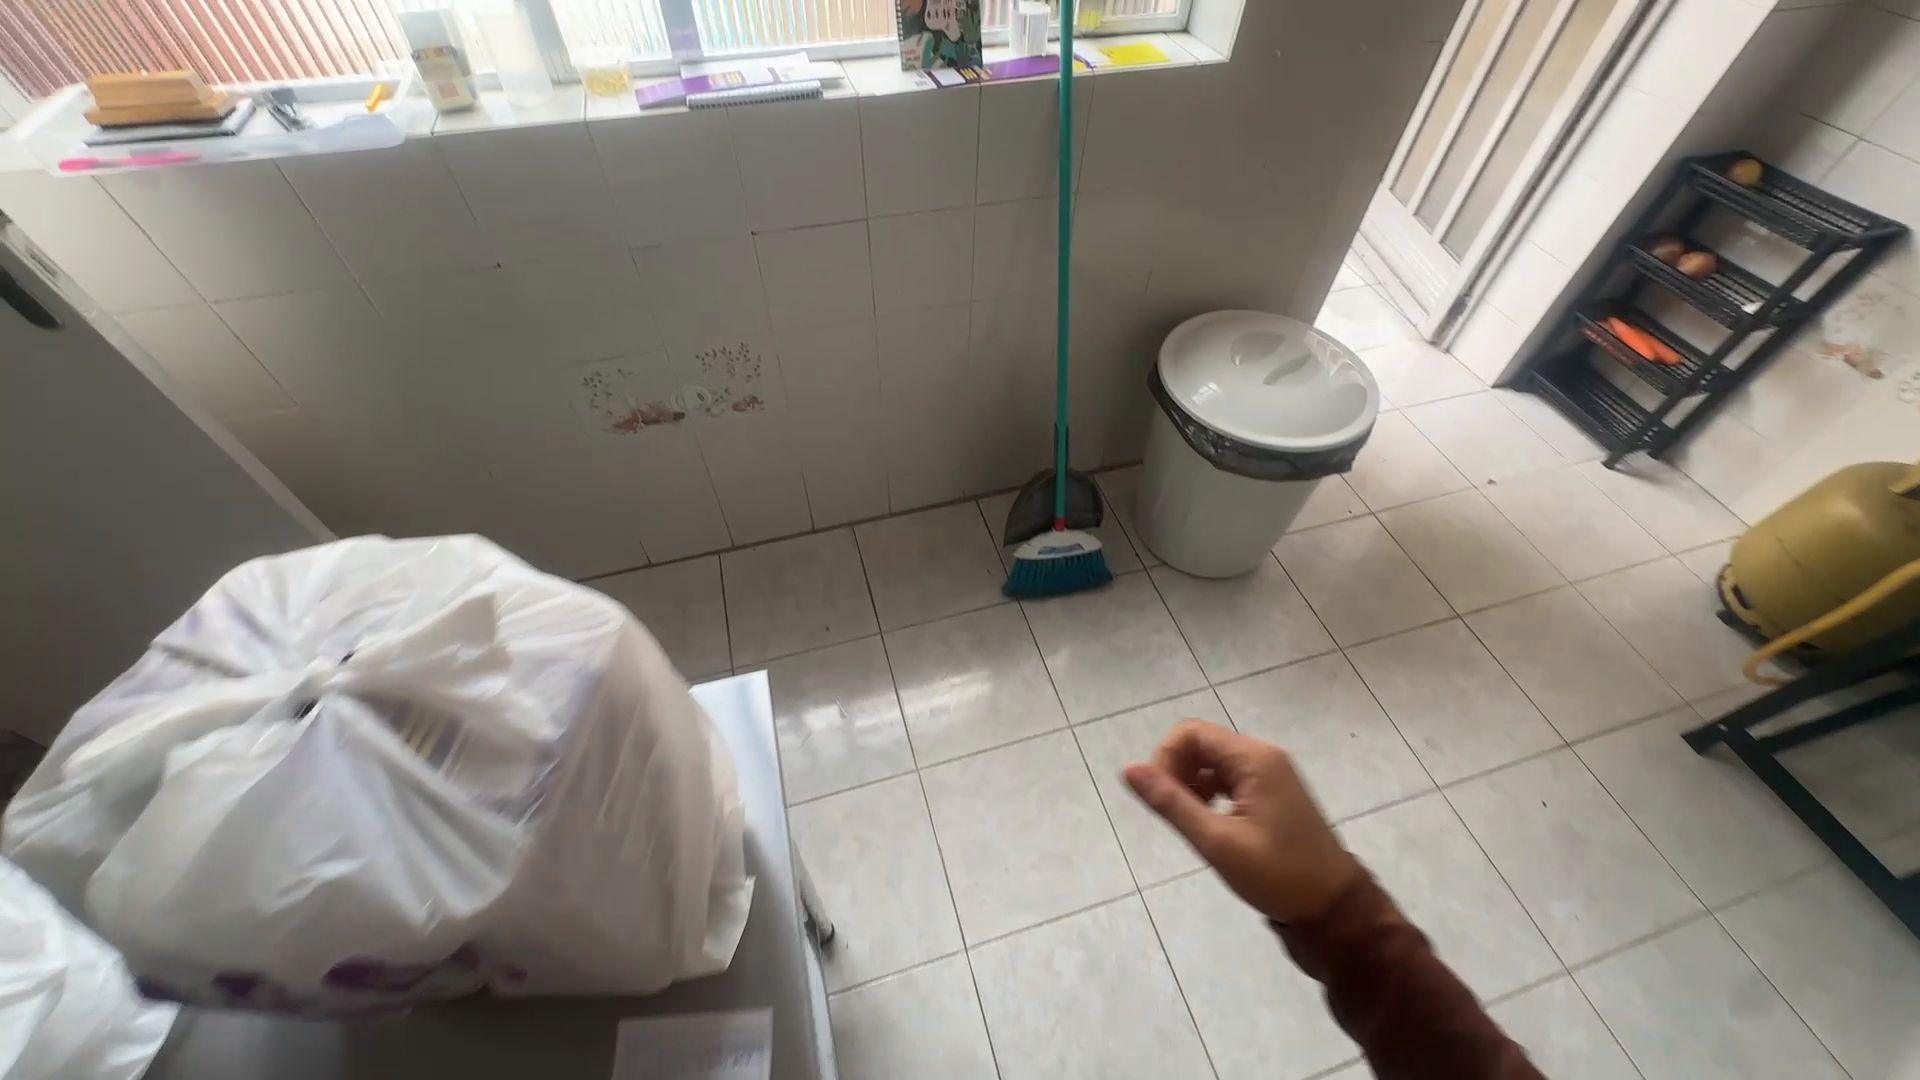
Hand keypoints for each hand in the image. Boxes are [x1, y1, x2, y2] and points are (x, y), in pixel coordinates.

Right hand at [1124, 720, 1362, 923]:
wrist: (1336, 910)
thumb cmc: (1278, 875)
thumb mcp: (1217, 842)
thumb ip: (1171, 802)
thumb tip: (1128, 769)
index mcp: (1253, 759)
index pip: (1189, 732)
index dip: (1165, 757)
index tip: (1163, 796)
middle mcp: (1263, 755)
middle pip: (1200, 742)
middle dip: (1178, 770)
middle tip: (1177, 812)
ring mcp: (1271, 772)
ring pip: (1212, 759)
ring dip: (1192, 782)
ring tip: (1193, 820)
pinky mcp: (1273, 791)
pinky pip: (1229, 775)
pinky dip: (1210, 791)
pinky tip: (1211, 821)